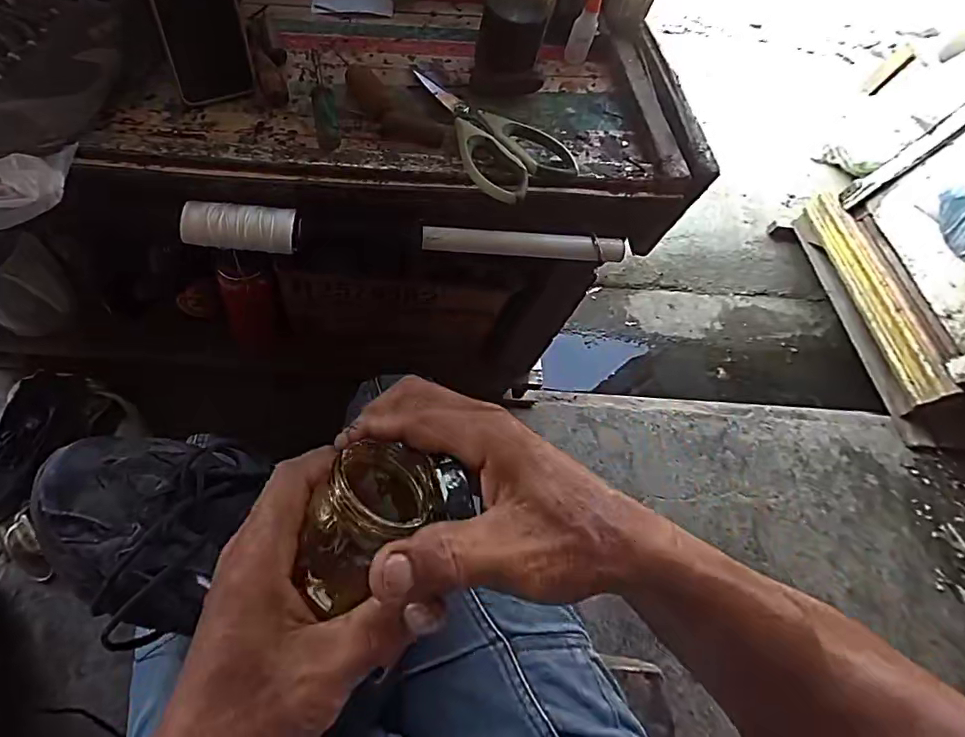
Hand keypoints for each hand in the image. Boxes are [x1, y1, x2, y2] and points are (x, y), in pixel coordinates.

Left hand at [154, 447, 446, 736]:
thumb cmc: (253, 709)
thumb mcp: (326, 669)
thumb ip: (381, 627)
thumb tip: (432, 594)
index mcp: (257, 552)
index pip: (292, 474)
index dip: (334, 457)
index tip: (377, 461)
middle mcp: (245, 551)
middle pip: (293, 491)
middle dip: (342, 485)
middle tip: (389, 493)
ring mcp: (242, 573)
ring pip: (290, 519)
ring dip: (331, 514)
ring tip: (377, 523)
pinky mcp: (246, 596)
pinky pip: (286, 547)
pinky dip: (319, 542)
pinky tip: (351, 568)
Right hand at [342, 376, 666, 607]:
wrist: (625, 546)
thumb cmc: (574, 544)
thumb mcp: (509, 557)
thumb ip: (445, 560)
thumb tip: (381, 570)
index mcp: (486, 433)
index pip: (414, 413)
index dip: (372, 427)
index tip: (338, 453)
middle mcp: (488, 421)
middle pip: (420, 395)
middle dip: (379, 415)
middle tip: (348, 455)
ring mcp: (497, 432)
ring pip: (433, 406)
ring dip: (397, 422)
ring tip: (369, 461)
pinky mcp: (502, 449)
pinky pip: (446, 425)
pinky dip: (417, 434)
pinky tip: (410, 473)